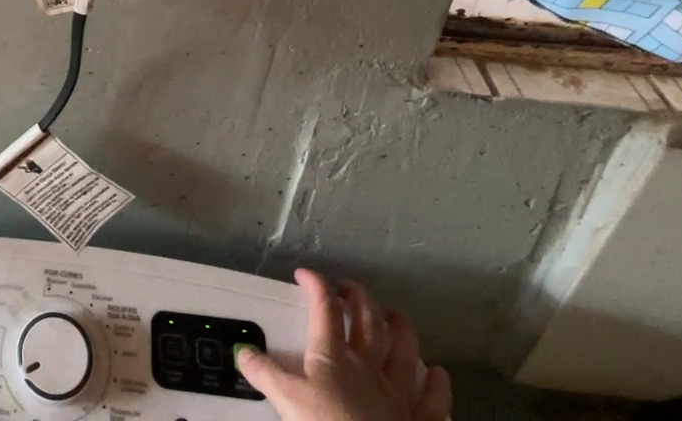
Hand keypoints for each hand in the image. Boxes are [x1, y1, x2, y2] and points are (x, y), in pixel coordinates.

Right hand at [234, 269, 450, 420]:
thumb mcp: (287, 402)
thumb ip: (265, 375)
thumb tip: (242, 352)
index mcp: (333, 356)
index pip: (325, 308)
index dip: (316, 285)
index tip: (305, 275)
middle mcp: (368, 365)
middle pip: (368, 320)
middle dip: (359, 298)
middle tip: (348, 289)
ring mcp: (398, 392)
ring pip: (404, 349)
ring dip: (400, 327)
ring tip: (392, 314)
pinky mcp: (420, 420)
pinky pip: (434, 398)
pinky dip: (438, 384)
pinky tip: (439, 373)